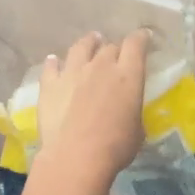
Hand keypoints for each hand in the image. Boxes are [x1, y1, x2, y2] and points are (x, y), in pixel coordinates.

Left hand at [36, 30, 149, 186]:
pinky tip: (54, 61)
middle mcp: (101, 66)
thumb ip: (133, 111)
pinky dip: (55, 62)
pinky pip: (52, 66)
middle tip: (116, 56)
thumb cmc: (115, 146)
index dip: (141, 38)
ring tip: (90, 43)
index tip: (144, 37)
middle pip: (109, 47)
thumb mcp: (137, 130)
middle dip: (115, 49)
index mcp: (128, 76)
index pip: (136, 44)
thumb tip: (128, 110)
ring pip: (81, 47)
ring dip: (88, 44)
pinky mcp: (50, 84)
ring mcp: (73, 72)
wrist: (75, 157)